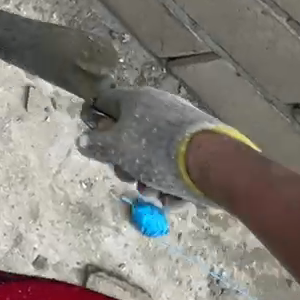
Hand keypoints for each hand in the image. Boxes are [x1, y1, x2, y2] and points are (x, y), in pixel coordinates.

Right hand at [76, 87, 257, 202]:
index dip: (96, 126)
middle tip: (129, 179)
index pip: (103, 104)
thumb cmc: (157, 151)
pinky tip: (173, 200)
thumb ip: (95, 145)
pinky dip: (171, 179)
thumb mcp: (117, 150)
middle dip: (126, 162)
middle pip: (129, 133)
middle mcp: (157, 106)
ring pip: (154, 151)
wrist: (217, 165)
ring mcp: (181, 124)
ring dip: (149, 176)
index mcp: (134, 99)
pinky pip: (177, 160)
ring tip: (155, 197)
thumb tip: (83, 140)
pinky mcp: (202, 143)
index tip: (100, 149)